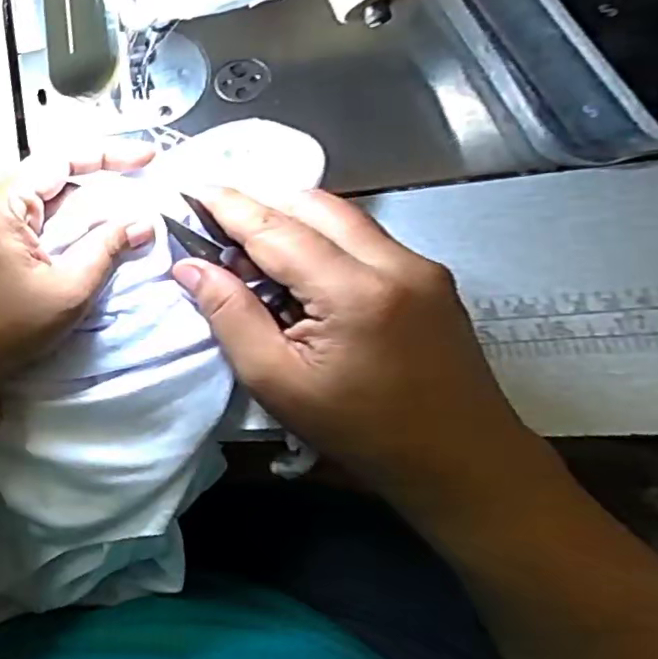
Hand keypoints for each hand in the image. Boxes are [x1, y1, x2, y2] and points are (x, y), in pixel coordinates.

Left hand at [0, 142, 158, 396]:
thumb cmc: (8, 327)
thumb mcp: (68, 289)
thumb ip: (108, 250)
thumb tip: (144, 223)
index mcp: (5, 203)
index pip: (61, 160)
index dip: (108, 155)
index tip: (148, 157)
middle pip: (56, 178)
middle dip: (101, 180)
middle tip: (144, 182)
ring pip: (51, 204)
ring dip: (88, 208)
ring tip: (129, 210)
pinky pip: (41, 225)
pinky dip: (70, 227)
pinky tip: (96, 235)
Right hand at [172, 187, 552, 517]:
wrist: (465, 467)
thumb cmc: (362, 433)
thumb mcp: (277, 383)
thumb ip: (230, 315)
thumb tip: (192, 267)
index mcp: (354, 292)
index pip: (275, 228)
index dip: (229, 206)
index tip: (194, 191)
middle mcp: (394, 262)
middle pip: (313, 204)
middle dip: (261, 205)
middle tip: (219, 226)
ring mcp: (420, 266)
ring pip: (341, 215)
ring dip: (292, 220)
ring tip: (255, 252)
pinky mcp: (430, 276)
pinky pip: (363, 236)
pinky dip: (323, 238)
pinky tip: (303, 273)